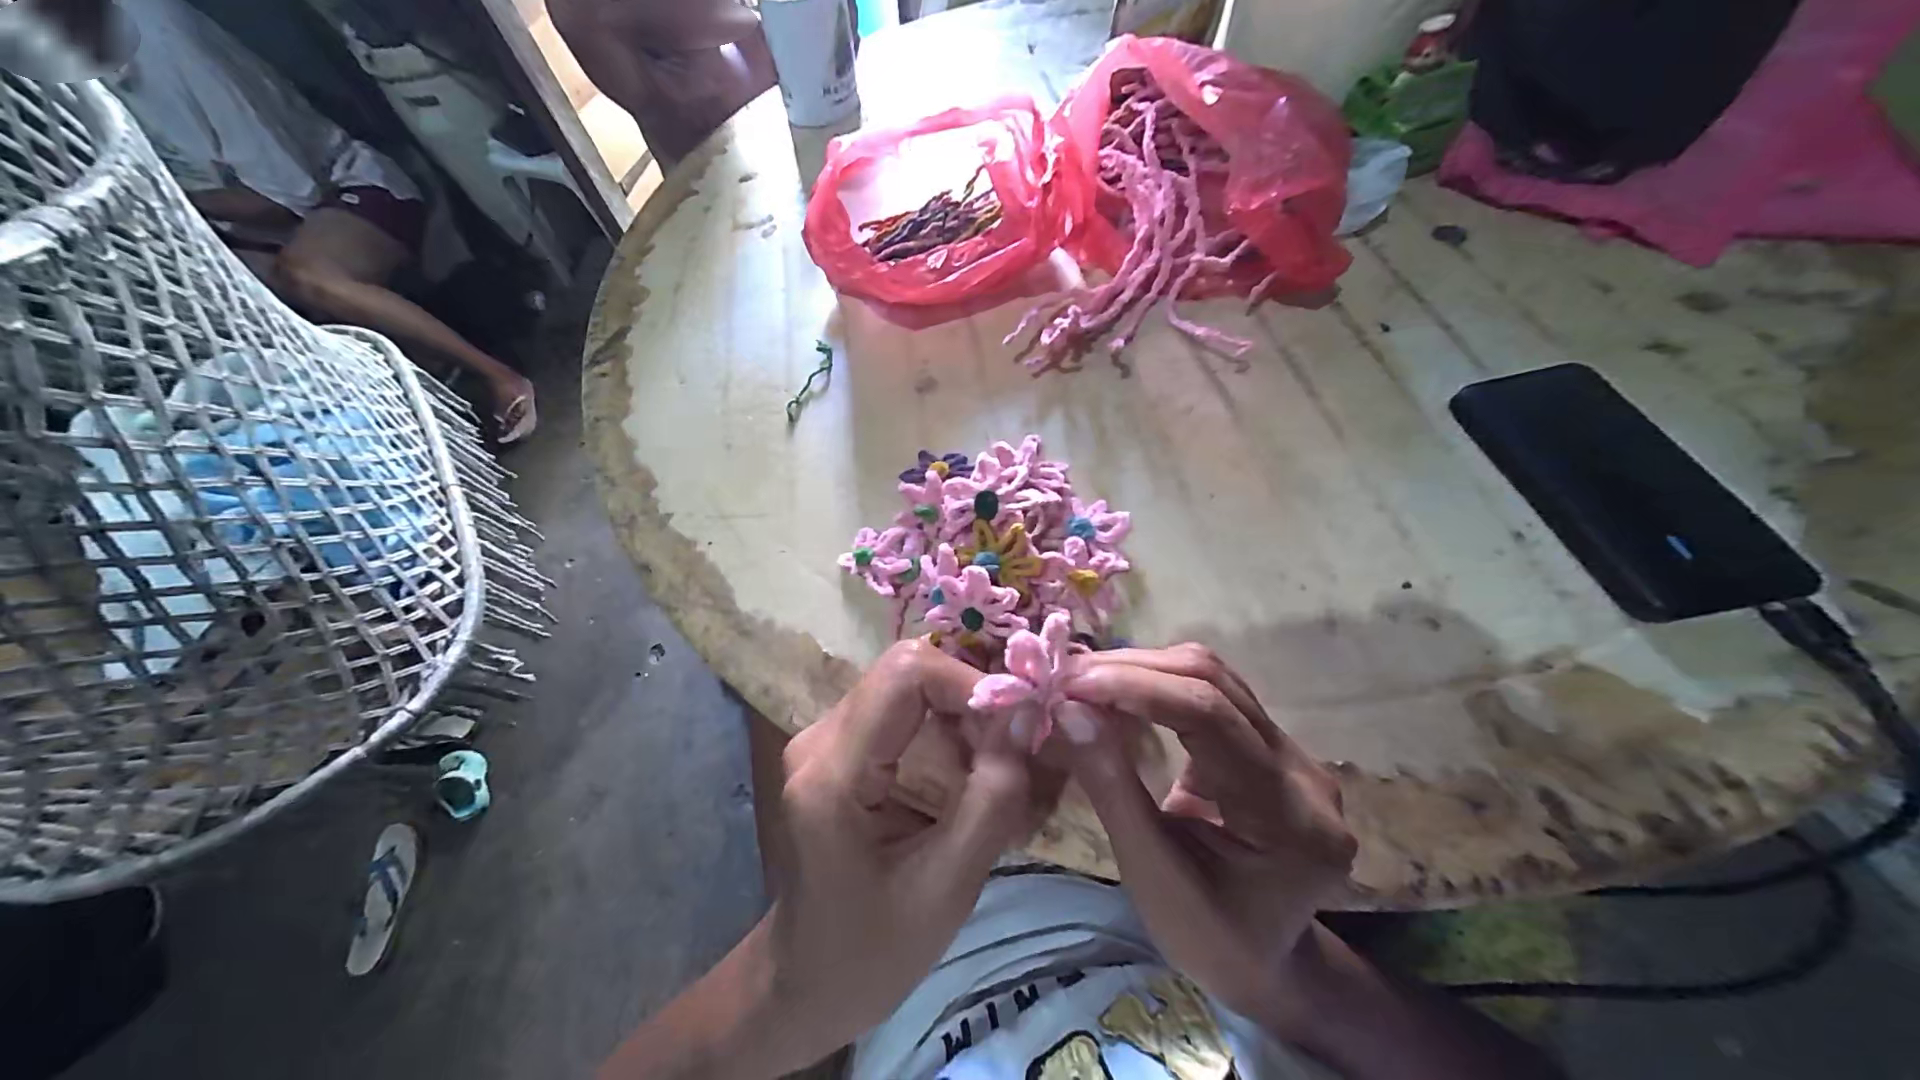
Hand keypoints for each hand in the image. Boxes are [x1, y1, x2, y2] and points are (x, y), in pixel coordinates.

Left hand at [762, 638, 1043, 1062]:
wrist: (805, 980)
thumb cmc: (872, 951)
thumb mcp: (948, 886)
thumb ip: (994, 796)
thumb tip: (1028, 712)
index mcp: (832, 771)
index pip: (906, 674)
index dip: (971, 682)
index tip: (1021, 723)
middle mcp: (819, 737)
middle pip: (909, 674)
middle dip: (973, 701)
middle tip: (1018, 750)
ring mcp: (824, 739)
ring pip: (911, 688)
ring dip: (965, 718)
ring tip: (1002, 769)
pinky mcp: (840, 748)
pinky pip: (904, 712)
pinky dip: (948, 732)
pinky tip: (971, 776)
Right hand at [1057, 644, 1356, 1032]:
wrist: (1268, 962)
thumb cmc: (1209, 938)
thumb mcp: (1153, 875)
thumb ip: (1112, 788)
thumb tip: (1068, 710)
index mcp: (1288, 817)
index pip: (1210, 717)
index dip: (1136, 687)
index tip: (1069, 684)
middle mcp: (1303, 771)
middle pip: (1215, 681)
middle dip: (1132, 669)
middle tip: (1065, 676)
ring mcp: (1293, 753)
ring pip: (1214, 676)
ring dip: (1142, 668)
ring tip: (1083, 679)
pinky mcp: (1270, 745)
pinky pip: (1213, 694)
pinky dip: (1156, 684)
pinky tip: (1118, 692)